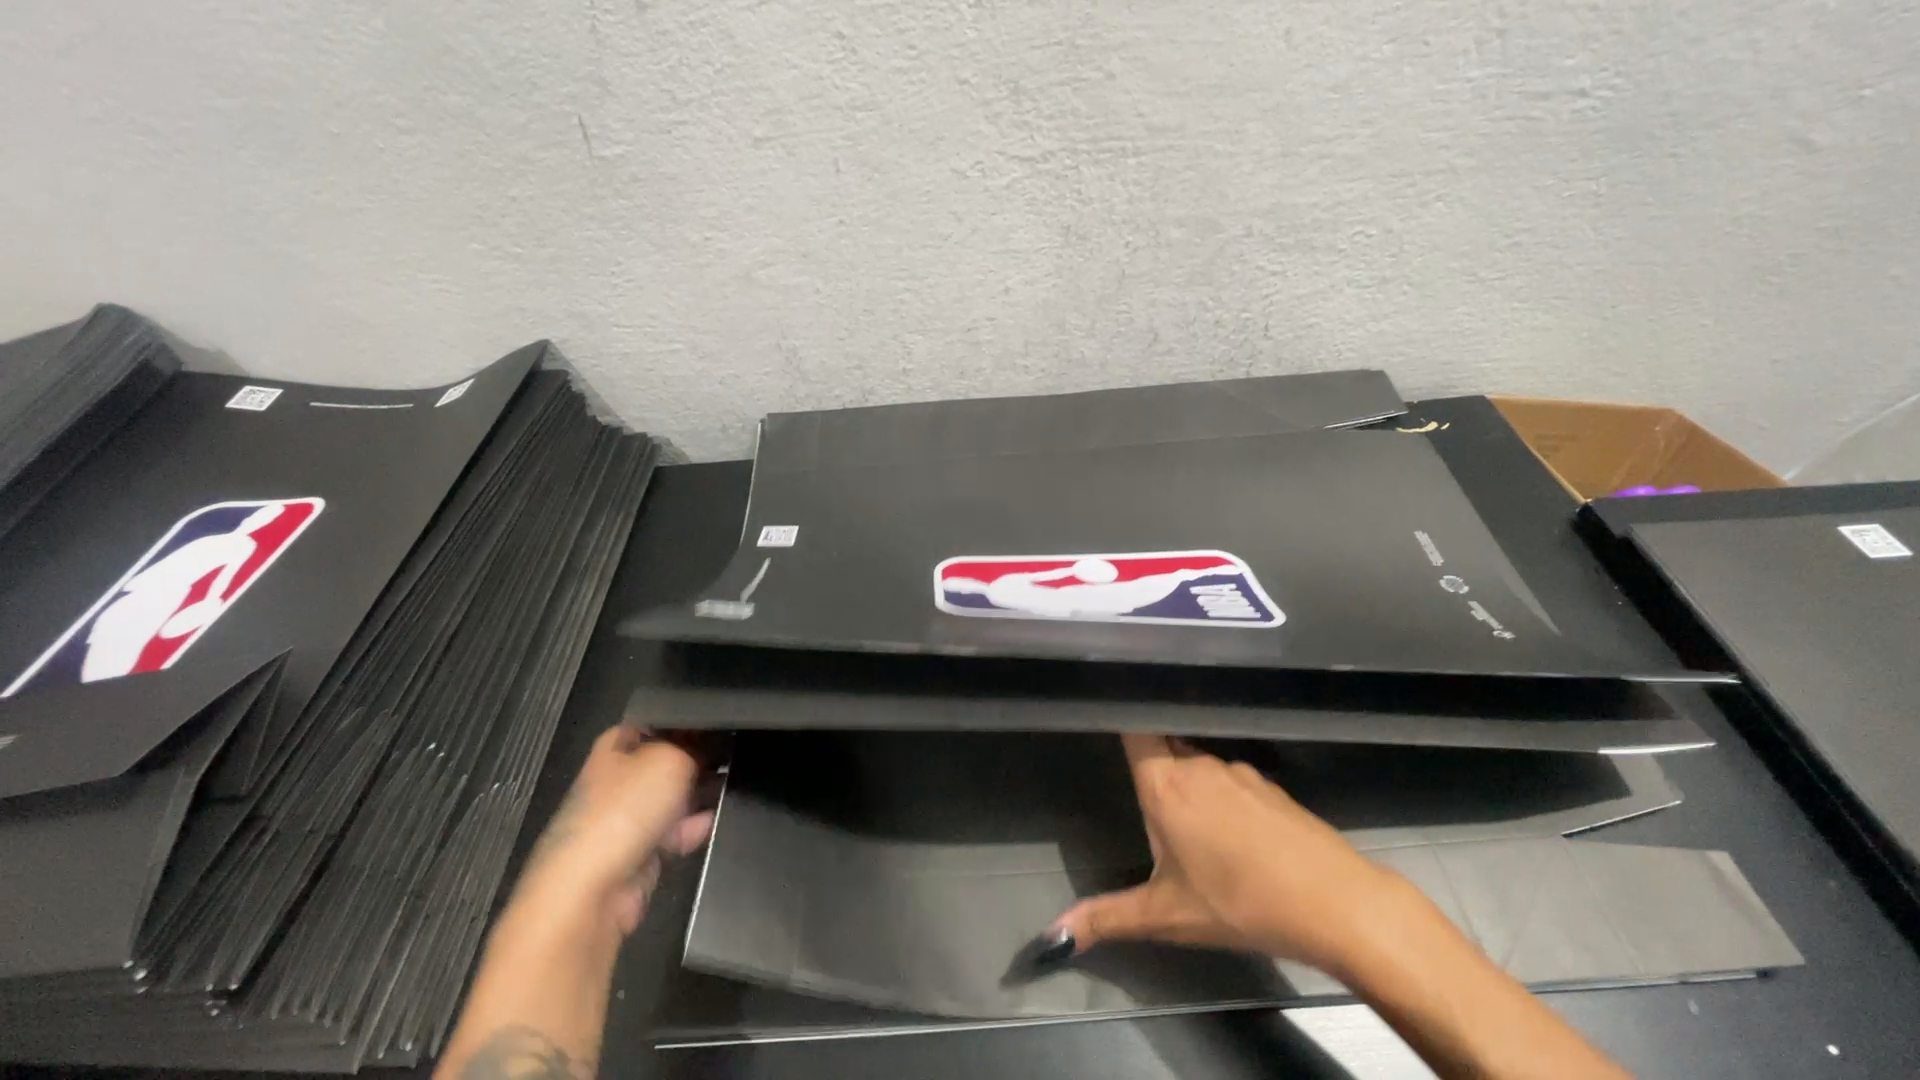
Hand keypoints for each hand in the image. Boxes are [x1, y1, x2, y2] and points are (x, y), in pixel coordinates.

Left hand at [511, 725, 713, 936]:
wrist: (591, 889)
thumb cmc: (622, 811)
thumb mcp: (669, 759)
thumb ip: (692, 747)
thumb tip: (705, 749)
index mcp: (612, 750)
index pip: (649, 725)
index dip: (680, 723)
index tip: (712, 727)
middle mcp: (615, 783)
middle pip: (662, 764)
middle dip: (693, 763)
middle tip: (724, 759)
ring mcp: (624, 821)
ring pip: (669, 801)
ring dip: (695, 798)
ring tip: (725, 790)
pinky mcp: (636, 854)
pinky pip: (671, 835)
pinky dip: (690, 830)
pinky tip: (707, 826)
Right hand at [1048, 734, 1411, 976]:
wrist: (1337, 904)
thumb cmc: (1240, 903)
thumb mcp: (1166, 916)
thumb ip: (1106, 918)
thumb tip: (1053, 936)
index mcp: (1166, 784)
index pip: (1135, 729)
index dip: (1119, 716)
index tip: (1101, 709)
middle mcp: (1200, 765)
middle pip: (1165, 745)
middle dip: (1150, 766)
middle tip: (1137, 795)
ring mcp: (1240, 774)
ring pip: (1199, 765)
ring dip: (1187, 787)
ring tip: (1183, 826)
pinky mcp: (1271, 789)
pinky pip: (1230, 782)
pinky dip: (1220, 799)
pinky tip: (1229, 836)